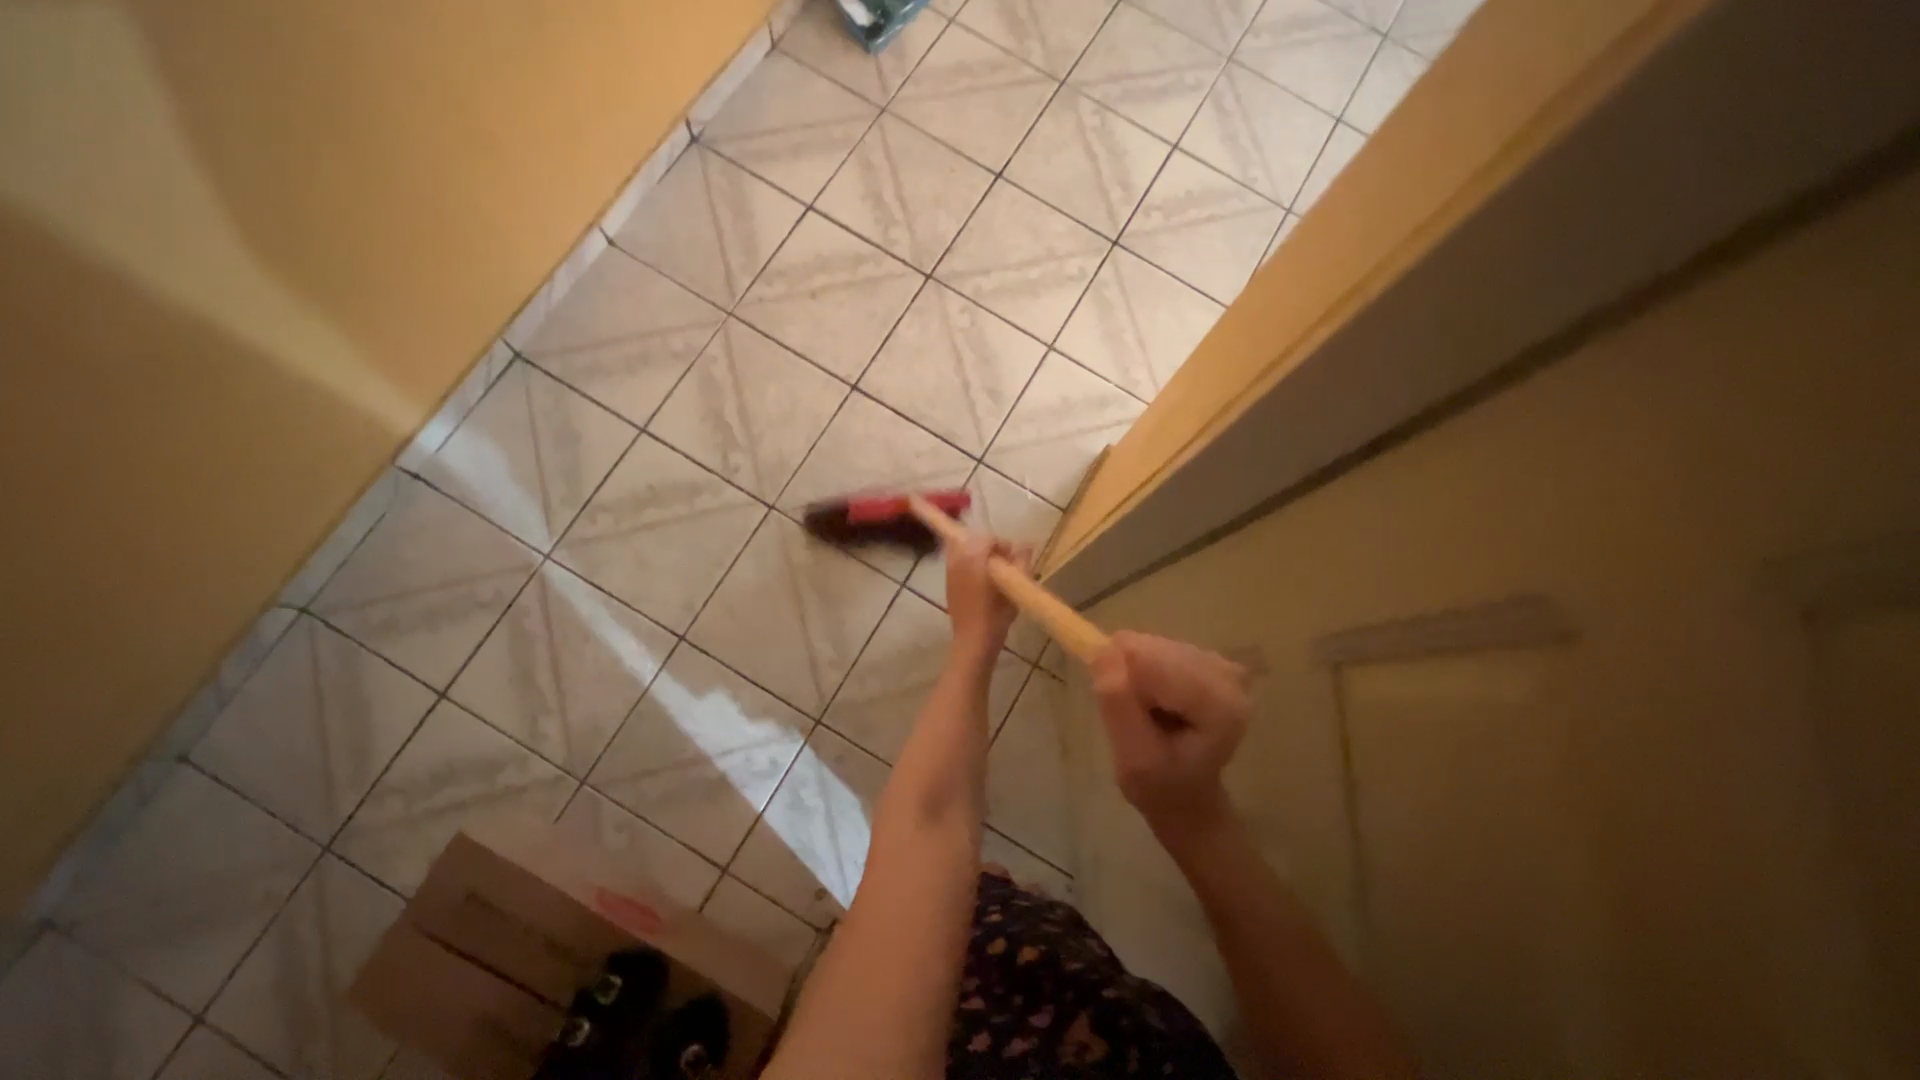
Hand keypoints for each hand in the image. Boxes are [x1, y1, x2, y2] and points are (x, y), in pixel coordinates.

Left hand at [944, 535, 1028, 650]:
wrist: (973, 640)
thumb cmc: (996, 616)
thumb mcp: (1014, 589)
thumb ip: (1021, 563)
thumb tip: (1026, 545)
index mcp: (975, 560)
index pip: (988, 539)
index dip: (1002, 546)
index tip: (1012, 559)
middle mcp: (959, 561)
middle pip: (971, 539)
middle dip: (988, 546)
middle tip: (1002, 562)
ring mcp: (950, 571)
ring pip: (961, 548)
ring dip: (976, 552)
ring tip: (990, 569)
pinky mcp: (947, 582)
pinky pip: (955, 560)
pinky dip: (967, 561)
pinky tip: (980, 578)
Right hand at [1090, 631, 1250, 839]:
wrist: (1188, 796)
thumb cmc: (1161, 788)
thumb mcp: (1133, 759)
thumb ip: (1119, 705)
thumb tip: (1102, 651)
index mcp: (1218, 703)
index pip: (1150, 660)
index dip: (1120, 679)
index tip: (1114, 710)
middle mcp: (1227, 675)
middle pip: (1150, 649)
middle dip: (1130, 680)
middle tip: (1136, 719)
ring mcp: (1221, 663)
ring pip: (1150, 646)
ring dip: (1136, 678)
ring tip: (1146, 714)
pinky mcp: (1210, 659)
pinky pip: (1156, 648)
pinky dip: (1145, 673)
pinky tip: (1156, 702)